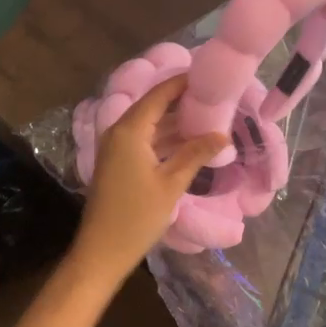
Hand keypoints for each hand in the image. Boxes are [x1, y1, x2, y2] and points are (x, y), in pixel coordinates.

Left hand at [67, 76, 227, 284]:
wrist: (101, 251)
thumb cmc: (136, 217)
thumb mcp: (171, 184)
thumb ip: (195, 154)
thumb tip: (223, 135)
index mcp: (129, 130)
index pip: (159, 94)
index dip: (182, 82)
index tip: (208, 75)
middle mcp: (119, 131)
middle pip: (153, 105)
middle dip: (182, 101)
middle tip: (214, 97)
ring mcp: (116, 147)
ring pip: (149, 124)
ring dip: (174, 121)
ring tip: (208, 116)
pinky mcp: (118, 162)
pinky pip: (143, 139)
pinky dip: (164, 137)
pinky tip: (188, 141)